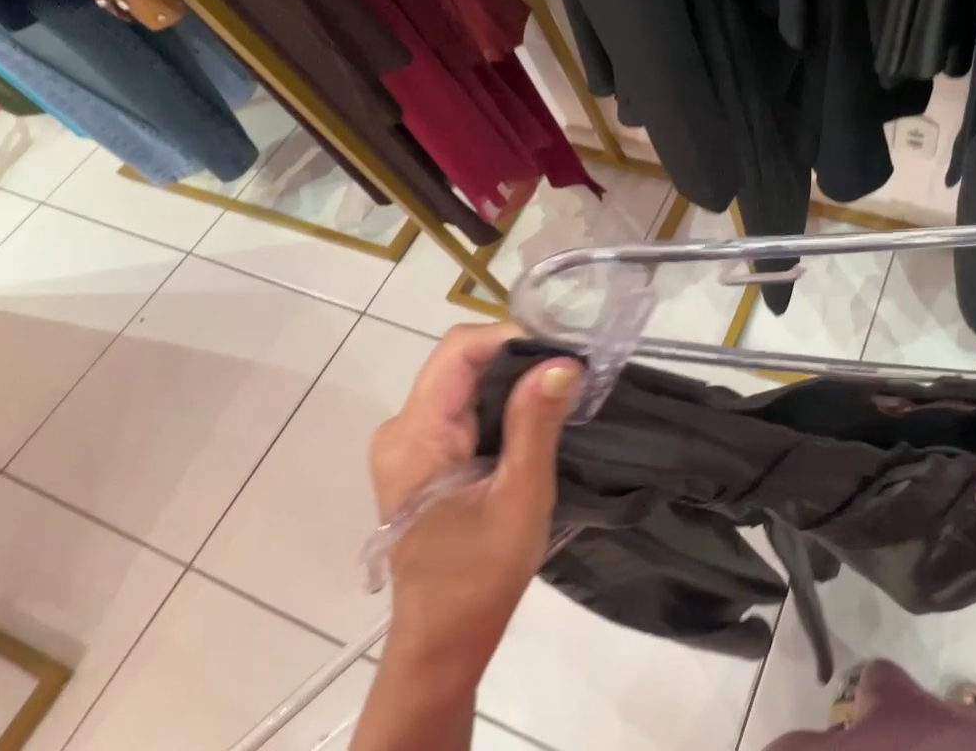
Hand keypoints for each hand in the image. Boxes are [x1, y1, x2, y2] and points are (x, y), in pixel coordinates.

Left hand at [368, 322, 582, 664]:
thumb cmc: (480, 574)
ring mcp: (409, 444)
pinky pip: (464, 411)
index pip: (459, 350)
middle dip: (519, 360)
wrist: (445, 638)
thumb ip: (537, 424)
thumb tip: (563, 362)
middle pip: (461, 364)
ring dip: (513, 383)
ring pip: (466, 386)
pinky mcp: (424, 459)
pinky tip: (537, 421)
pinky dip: (503, 407)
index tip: (564, 353)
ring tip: (563, 394)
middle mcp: (401, 428)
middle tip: (573, 373)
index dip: (512, 338)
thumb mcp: (520, 496)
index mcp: (414, 434)